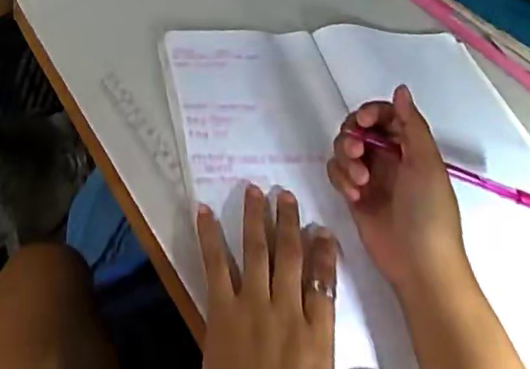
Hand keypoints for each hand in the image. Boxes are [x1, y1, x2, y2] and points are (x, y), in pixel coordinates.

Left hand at [197, 185, 338, 368]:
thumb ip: (319, 339)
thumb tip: (320, 308)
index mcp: (317, 336)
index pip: (325, 283)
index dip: (325, 253)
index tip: (322, 229)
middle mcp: (288, 311)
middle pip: (292, 257)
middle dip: (289, 223)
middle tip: (285, 195)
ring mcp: (254, 306)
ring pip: (258, 251)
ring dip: (256, 218)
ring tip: (254, 190)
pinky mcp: (222, 309)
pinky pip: (217, 264)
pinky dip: (209, 235)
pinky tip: (204, 211)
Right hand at [327, 85, 468, 292]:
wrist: (419, 266)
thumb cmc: (428, 212)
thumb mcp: (426, 164)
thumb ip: (411, 124)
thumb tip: (401, 89)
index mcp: (410, 147)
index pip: (385, 115)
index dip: (370, 112)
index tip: (362, 122)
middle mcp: (389, 157)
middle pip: (359, 128)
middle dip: (352, 135)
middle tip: (357, 151)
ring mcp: (371, 176)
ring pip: (344, 147)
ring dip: (345, 158)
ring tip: (358, 181)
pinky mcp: (355, 195)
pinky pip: (337, 172)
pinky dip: (340, 178)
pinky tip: (353, 194)